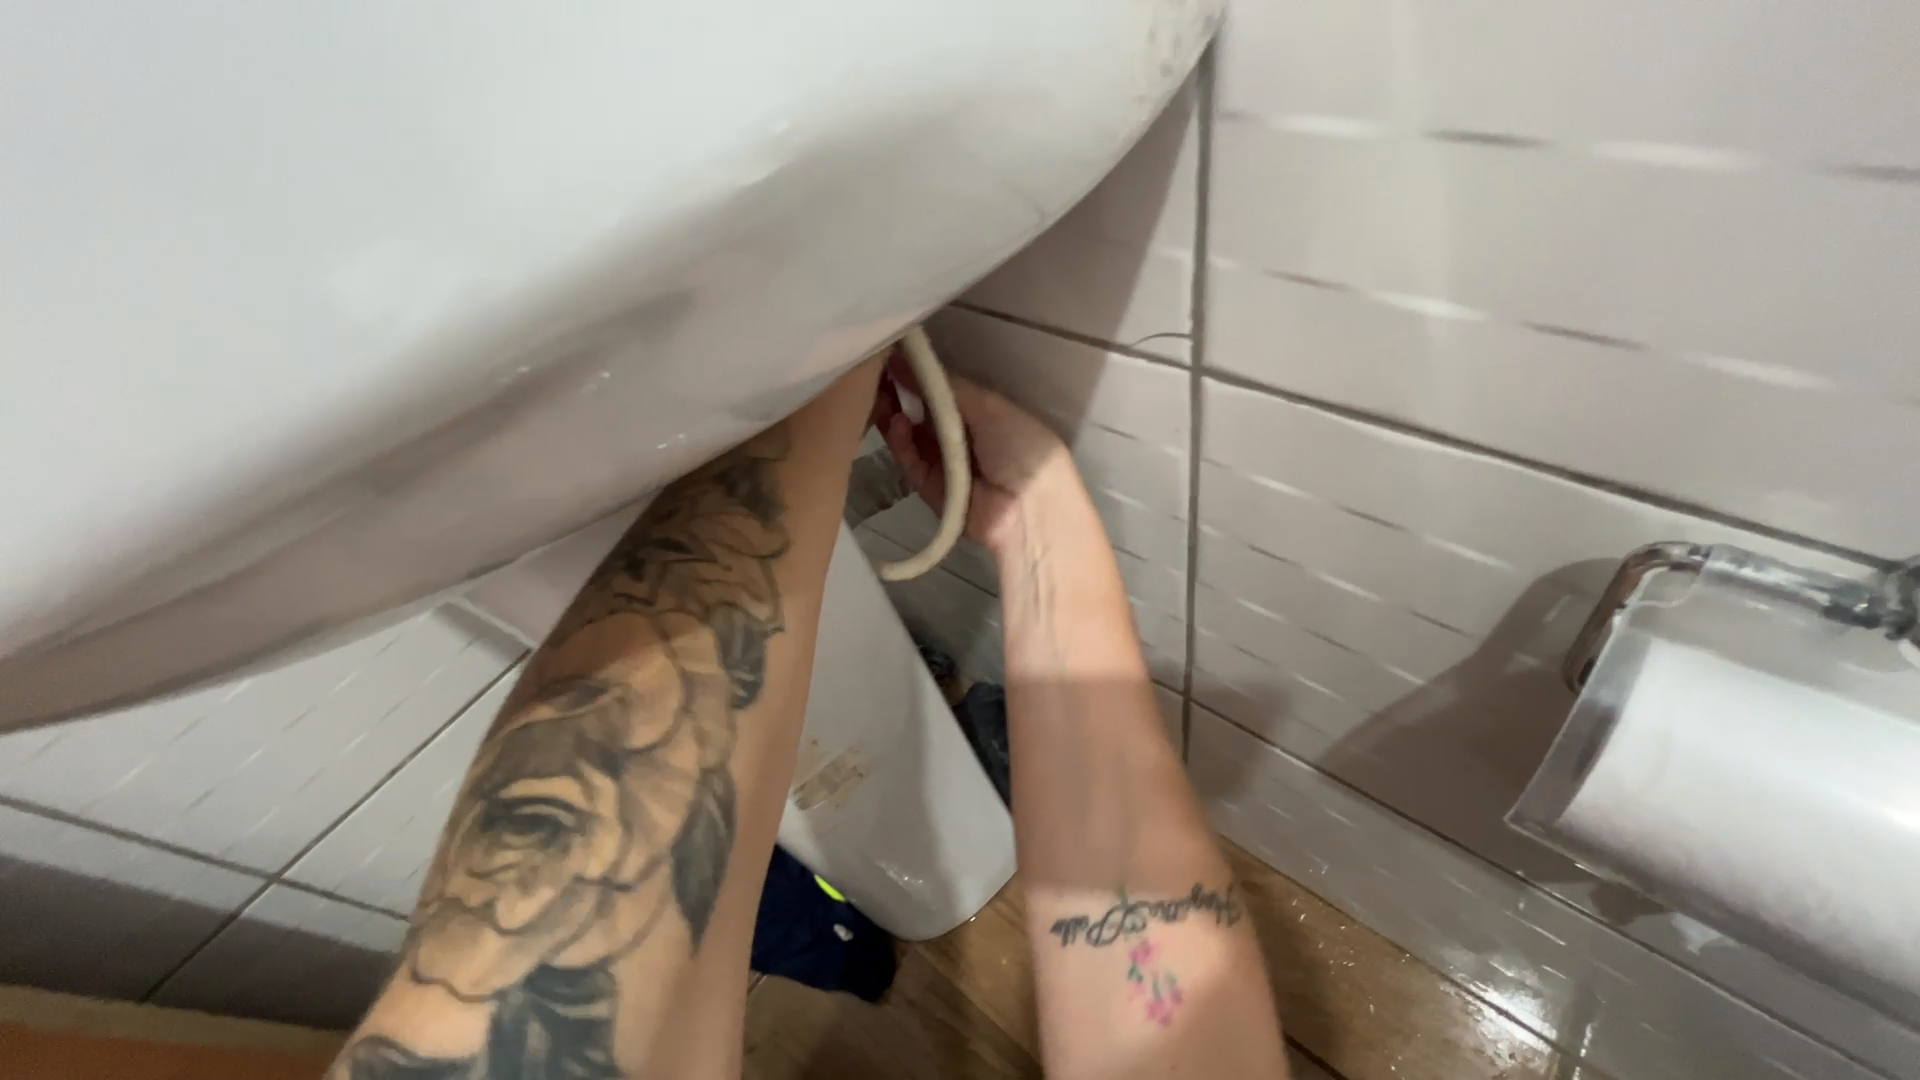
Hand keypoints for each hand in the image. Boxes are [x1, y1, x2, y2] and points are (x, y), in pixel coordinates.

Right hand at [870, 352, 1080, 560]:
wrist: (1032, 509)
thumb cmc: (1021, 446)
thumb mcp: (989, 406)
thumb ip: (947, 386)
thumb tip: (908, 361)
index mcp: (983, 415)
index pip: (942, 392)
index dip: (918, 376)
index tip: (891, 355)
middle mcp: (963, 439)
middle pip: (922, 414)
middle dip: (899, 394)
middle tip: (875, 374)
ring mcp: (945, 466)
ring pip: (911, 438)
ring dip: (895, 416)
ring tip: (880, 395)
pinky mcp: (931, 491)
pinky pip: (911, 463)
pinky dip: (902, 444)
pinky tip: (897, 423)